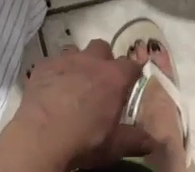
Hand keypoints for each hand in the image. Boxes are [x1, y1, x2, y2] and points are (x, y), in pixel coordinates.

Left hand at [0, 40, 151, 170]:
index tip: (131, 81)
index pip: (130, 64)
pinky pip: (54, 60)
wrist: (42, 135)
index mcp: (113, 78)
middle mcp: (90, 61)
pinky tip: (53, 86)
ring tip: (76, 83)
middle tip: (102, 82)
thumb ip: (136, 140)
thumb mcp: (115, 146)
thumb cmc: (84, 140)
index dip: (131, 71)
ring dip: (79, 62)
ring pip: (76, 51)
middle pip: (102, 48)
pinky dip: (57, 70)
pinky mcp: (44, 63)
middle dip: (104, 60)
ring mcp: (65, 59)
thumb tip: (152, 141)